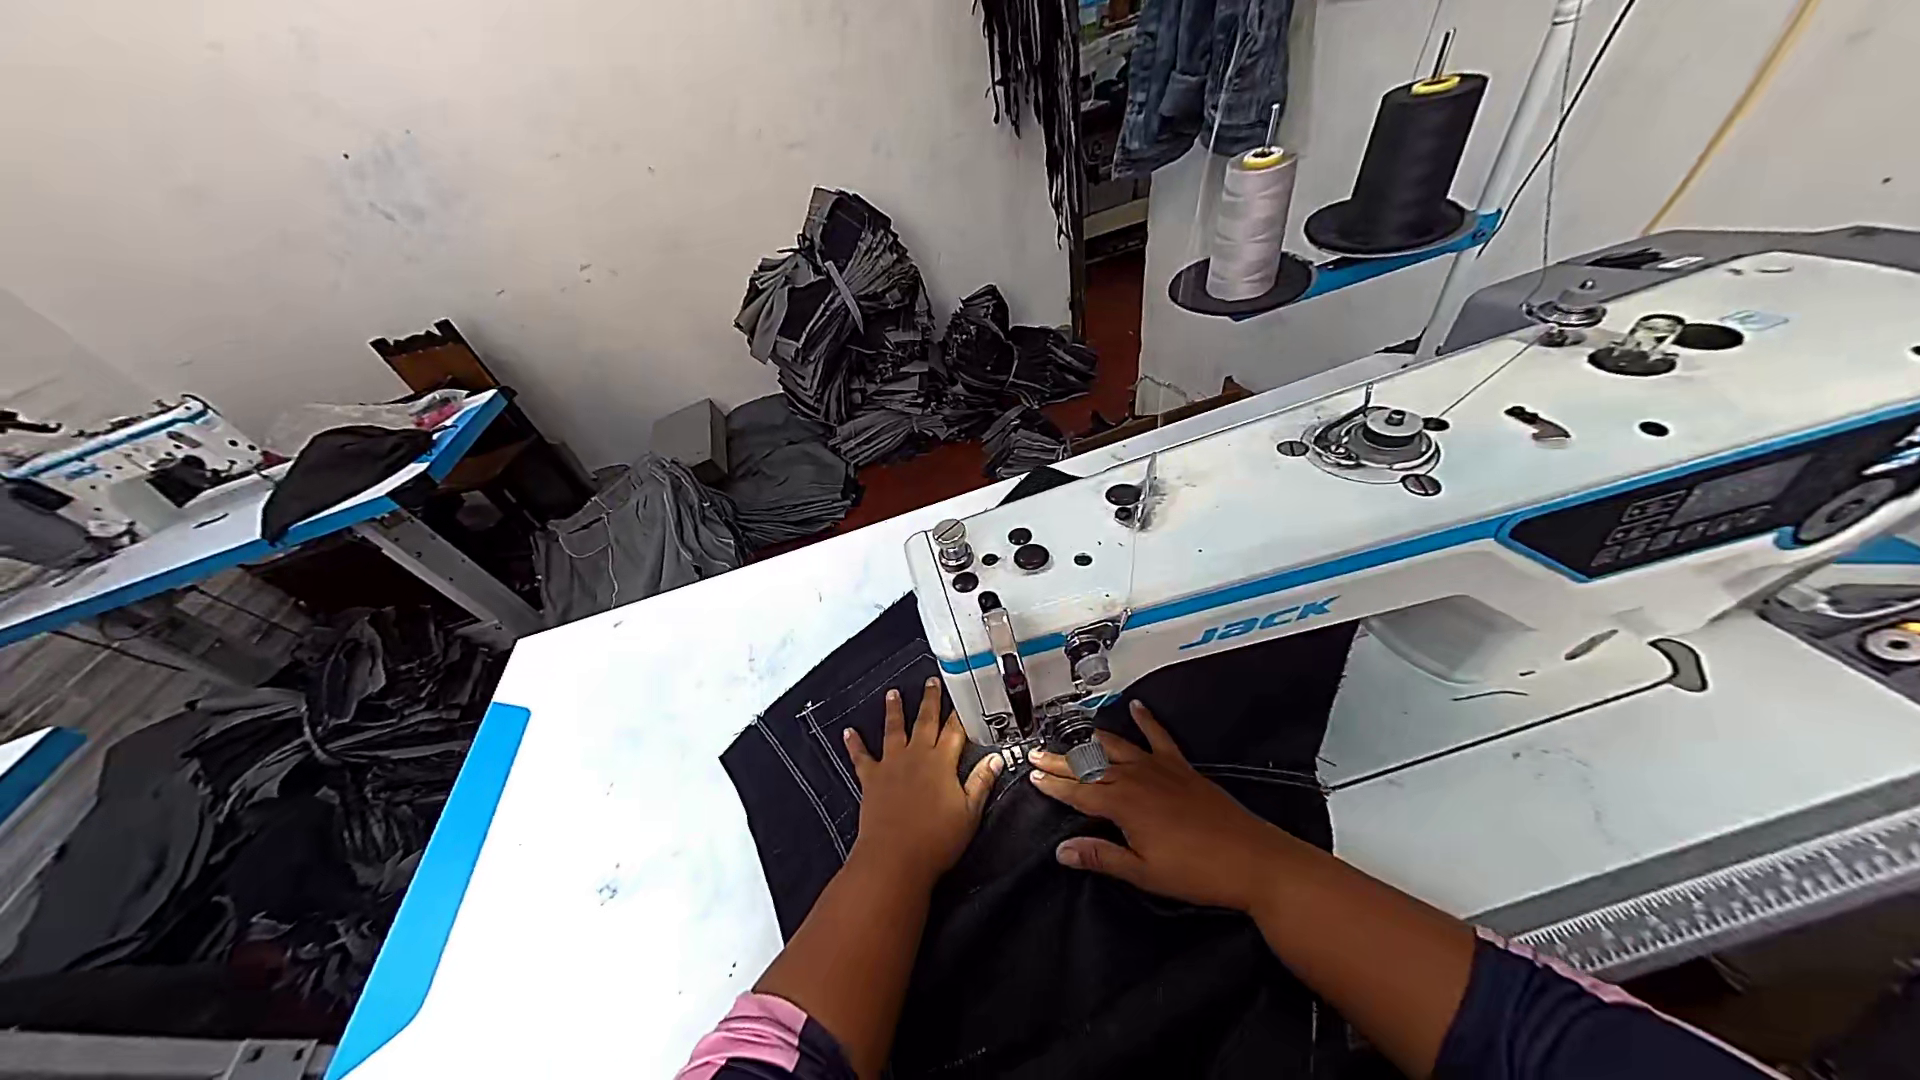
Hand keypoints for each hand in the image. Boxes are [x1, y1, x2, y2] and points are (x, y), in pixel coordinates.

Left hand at [843, 678, 1001, 883]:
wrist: (894, 858)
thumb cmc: (936, 839)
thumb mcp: (969, 813)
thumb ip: (981, 783)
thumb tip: (995, 759)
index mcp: (941, 762)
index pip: (954, 731)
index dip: (960, 714)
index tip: (964, 697)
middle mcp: (916, 756)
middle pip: (925, 721)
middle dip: (930, 700)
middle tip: (930, 681)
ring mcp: (891, 765)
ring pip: (893, 730)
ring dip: (894, 710)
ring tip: (893, 694)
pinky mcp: (870, 779)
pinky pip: (861, 757)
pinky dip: (854, 744)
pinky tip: (848, 732)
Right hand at [1028, 700, 1292, 911]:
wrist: (1252, 860)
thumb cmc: (1198, 871)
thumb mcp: (1143, 873)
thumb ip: (1100, 857)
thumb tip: (1062, 851)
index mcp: (1123, 805)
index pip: (1077, 791)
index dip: (1053, 785)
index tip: (1033, 777)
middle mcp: (1136, 779)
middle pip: (1088, 766)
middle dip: (1060, 760)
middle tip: (1037, 755)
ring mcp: (1159, 769)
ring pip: (1115, 748)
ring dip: (1090, 742)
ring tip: (1071, 736)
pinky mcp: (1181, 767)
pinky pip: (1159, 736)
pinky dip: (1147, 720)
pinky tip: (1137, 707)